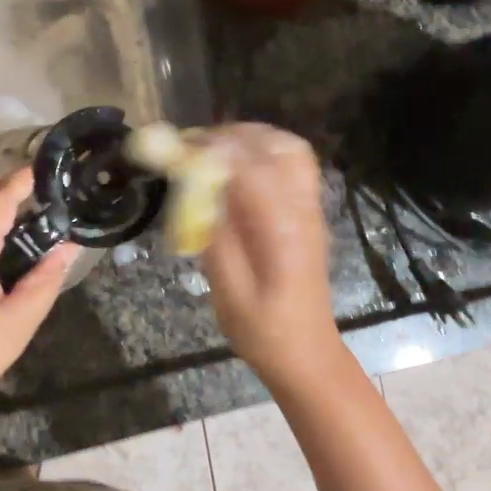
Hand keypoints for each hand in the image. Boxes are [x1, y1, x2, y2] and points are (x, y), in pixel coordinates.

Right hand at [200, 124, 347, 383]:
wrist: (307, 353)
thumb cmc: (262, 331)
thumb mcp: (228, 293)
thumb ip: (216, 238)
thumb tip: (195, 191)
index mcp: (282, 230)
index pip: (250, 168)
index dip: (213, 150)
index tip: (179, 147)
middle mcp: (302, 210)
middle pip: (278, 146)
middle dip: (234, 136)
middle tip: (195, 147)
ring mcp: (311, 209)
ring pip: (290, 150)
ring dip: (252, 140)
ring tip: (214, 153)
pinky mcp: (309, 214)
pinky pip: (292, 166)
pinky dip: (263, 154)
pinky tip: (235, 172)